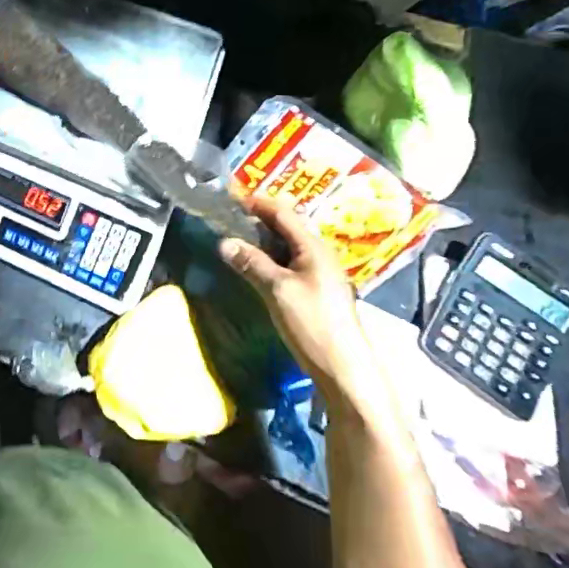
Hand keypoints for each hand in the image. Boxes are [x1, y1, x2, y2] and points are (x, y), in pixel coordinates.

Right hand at [217, 197, 374, 390]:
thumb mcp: (277, 290)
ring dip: (264, 240)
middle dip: (259, 220)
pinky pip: (290, 264)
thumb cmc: (312, 323)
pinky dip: (270, 259)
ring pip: (288, 247)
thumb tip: (224, 242)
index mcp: (313, 248)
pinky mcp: (316, 292)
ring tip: (237, 240)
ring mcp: (320, 274)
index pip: (283, 213)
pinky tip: (256, 268)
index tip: (231, 199)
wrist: (343, 368)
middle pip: (287, 227)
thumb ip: (252, 263)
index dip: (258, 203)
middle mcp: (319, 255)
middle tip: (230, 218)